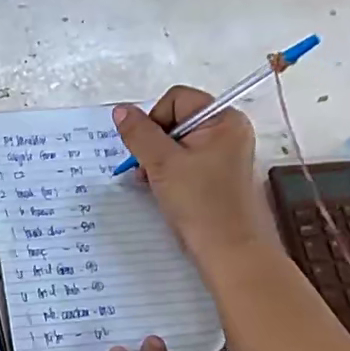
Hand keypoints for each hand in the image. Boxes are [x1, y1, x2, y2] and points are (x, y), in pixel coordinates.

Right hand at [113, 86, 278, 263]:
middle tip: (149, 169)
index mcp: (224, 119)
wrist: (228, 251)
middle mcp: (228, 131)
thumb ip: (139, 133)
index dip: (155, 121)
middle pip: (176, 120)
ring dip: (158, 160)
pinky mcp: (217, 175)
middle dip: (155, 143)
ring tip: (155, 183)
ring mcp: (224, 154)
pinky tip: (163, 190)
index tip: (150, 151)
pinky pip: (186, 161)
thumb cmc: (199, 202)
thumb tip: (120, 110)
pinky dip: (169, 172)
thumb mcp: (162, 163)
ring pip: (177, 143)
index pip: (177, 99)